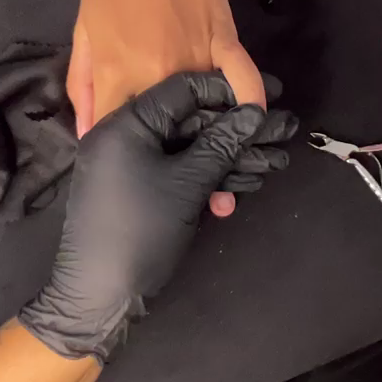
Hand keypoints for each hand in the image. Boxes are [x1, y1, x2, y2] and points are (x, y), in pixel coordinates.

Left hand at [19, 71, 294, 362]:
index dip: (228, 89)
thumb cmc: (141, 230)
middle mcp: (126, 135)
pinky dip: (208, 179)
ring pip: (189, 150)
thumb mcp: (187, 183)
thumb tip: (255, 111)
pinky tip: (242, 188)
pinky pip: (178, 172)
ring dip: (230, 158)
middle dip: (237, 129)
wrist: (100, 294)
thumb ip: (222, 143)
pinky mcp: (140, 189)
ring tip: (275, 162)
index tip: (269, 93)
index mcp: (127, 123)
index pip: (183, 88)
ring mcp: (132, 164)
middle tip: (281, 131)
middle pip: (191, 120)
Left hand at [68, 0, 265, 216]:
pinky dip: (252, 108)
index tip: (140, 194)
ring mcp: (196, 58)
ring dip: (222, 152)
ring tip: (228, 180)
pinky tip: (254, 129)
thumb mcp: (83, 34)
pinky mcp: (226, 41)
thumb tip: (86, 134)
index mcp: (116, 75)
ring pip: (212, 119)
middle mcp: (157, 75)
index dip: (128, 173)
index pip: (119, 138)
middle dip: (183, 177)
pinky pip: (244, 83)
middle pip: (172, 140)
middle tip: (198, 201)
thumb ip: (83, 87)